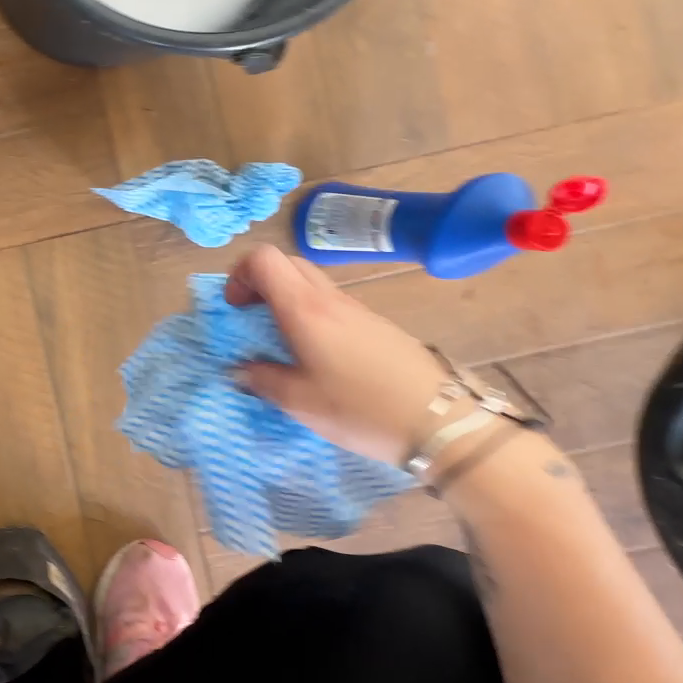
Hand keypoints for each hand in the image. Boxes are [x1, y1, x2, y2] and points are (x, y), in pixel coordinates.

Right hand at [224, 244, 448, 463]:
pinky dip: (312, 316)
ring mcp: (358, 311)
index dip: (240, 273)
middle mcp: (330, 300)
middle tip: (252, 317)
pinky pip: (333, 304)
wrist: (445, 424)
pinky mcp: (378, 327)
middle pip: (287, 263)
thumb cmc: (362, 409)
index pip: (263, 258)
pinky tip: (318, 356)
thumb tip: (241, 370)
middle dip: (260, 282)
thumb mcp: (299, 403)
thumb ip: (261, 380)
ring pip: (311, 283)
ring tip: (283, 341)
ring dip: (286, 299)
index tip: (236, 307)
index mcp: (304, 309)